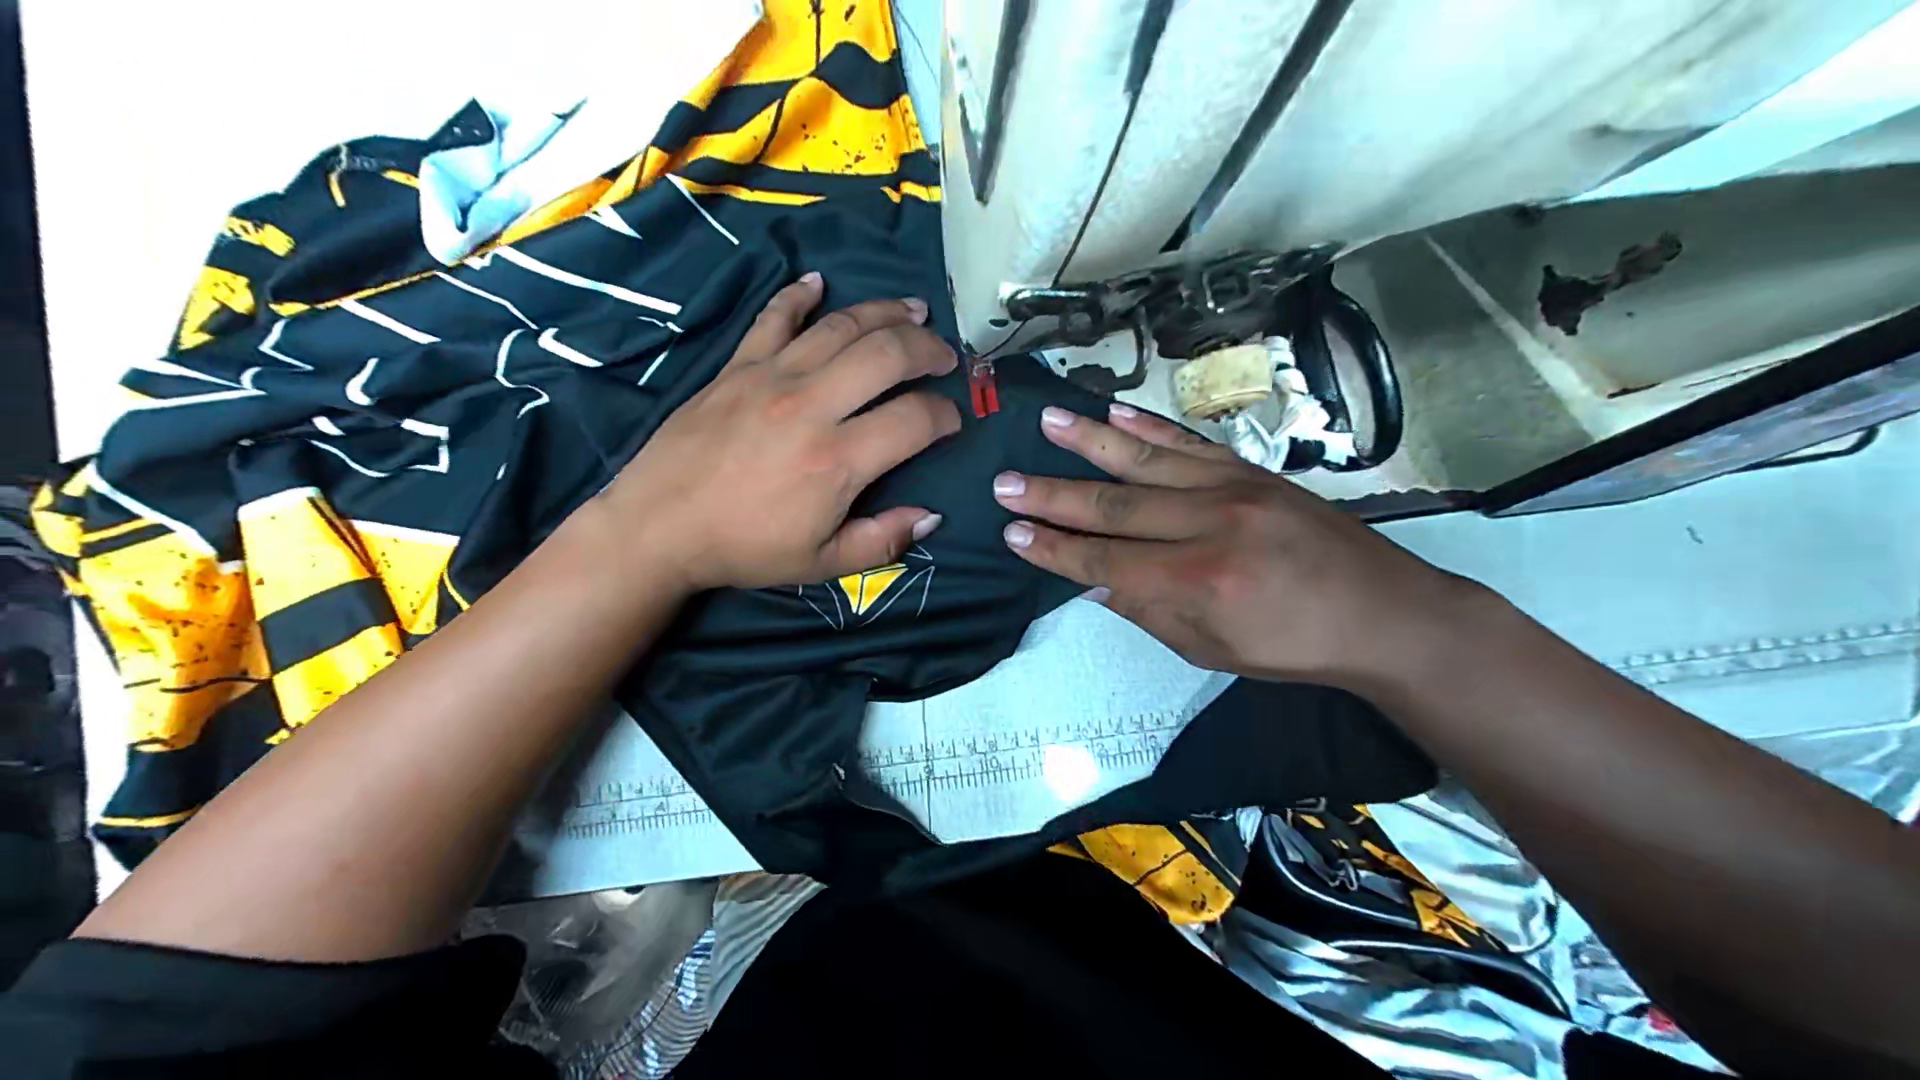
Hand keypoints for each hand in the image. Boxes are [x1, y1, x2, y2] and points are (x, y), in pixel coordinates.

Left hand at [597, 273, 960, 591]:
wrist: (659, 527)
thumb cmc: (744, 548)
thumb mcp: (822, 564)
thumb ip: (884, 540)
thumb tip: (931, 515)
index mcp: (837, 460)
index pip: (915, 419)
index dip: (945, 416)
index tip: (950, 422)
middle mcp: (811, 406)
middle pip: (887, 354)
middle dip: (929, 349)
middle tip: (945, 358)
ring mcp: (771, 377)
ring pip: (841, 326)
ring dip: (885, 313)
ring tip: (914, 311)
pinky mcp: (737, 366)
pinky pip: (775, 318)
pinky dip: (799, 296)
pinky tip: (819, 282)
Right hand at [993, 403, 1485, 690]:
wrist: (1384, 612)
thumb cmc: (1292, 645)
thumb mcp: (1211, 648)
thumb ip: (1147, 609)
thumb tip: (1091, 581)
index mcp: (1199, 580)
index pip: (1105, 560)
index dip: (1054, 549)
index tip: (1011, 533)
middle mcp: (1210, 524)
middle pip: (1114, 505)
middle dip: (1053, 495)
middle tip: (1005, 482)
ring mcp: (1233, 488)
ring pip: (1146, 459)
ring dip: (1090, 440)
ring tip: (1047, 421)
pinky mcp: (1252, 471)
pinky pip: (1190, 444)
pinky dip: (1150, 427)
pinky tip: (1116, 412)